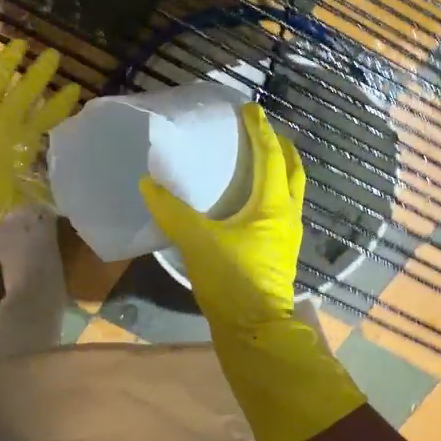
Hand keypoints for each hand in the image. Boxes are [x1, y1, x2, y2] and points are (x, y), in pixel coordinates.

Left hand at [0, 36, 79, 315]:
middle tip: (53, 55)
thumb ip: (29, 191)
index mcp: (19, 144)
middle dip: (41, 73)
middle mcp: (2, 120)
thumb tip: (52, 196)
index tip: (74, 87)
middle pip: (27, 91)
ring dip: (9, 58)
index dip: (62, 103)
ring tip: (19, 42)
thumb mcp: (9, 201)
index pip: (47, 118)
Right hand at [139, 103, 305, 330]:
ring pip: (290, 191)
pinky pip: (281, 209)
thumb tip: (148, 182)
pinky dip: (272, 192)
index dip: (260, 130)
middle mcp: (287, 216)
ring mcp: (287, 236)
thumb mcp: (198, 243)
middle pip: (292, 170)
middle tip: (262, 130)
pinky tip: (250, 200)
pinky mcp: (279, 252)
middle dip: (280, 147)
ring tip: (258, 159)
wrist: (256, 332)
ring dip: (279, 169)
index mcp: (273, 206)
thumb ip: (173, 212)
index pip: (270, 156)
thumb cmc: (234, 283)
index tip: (250, 108)